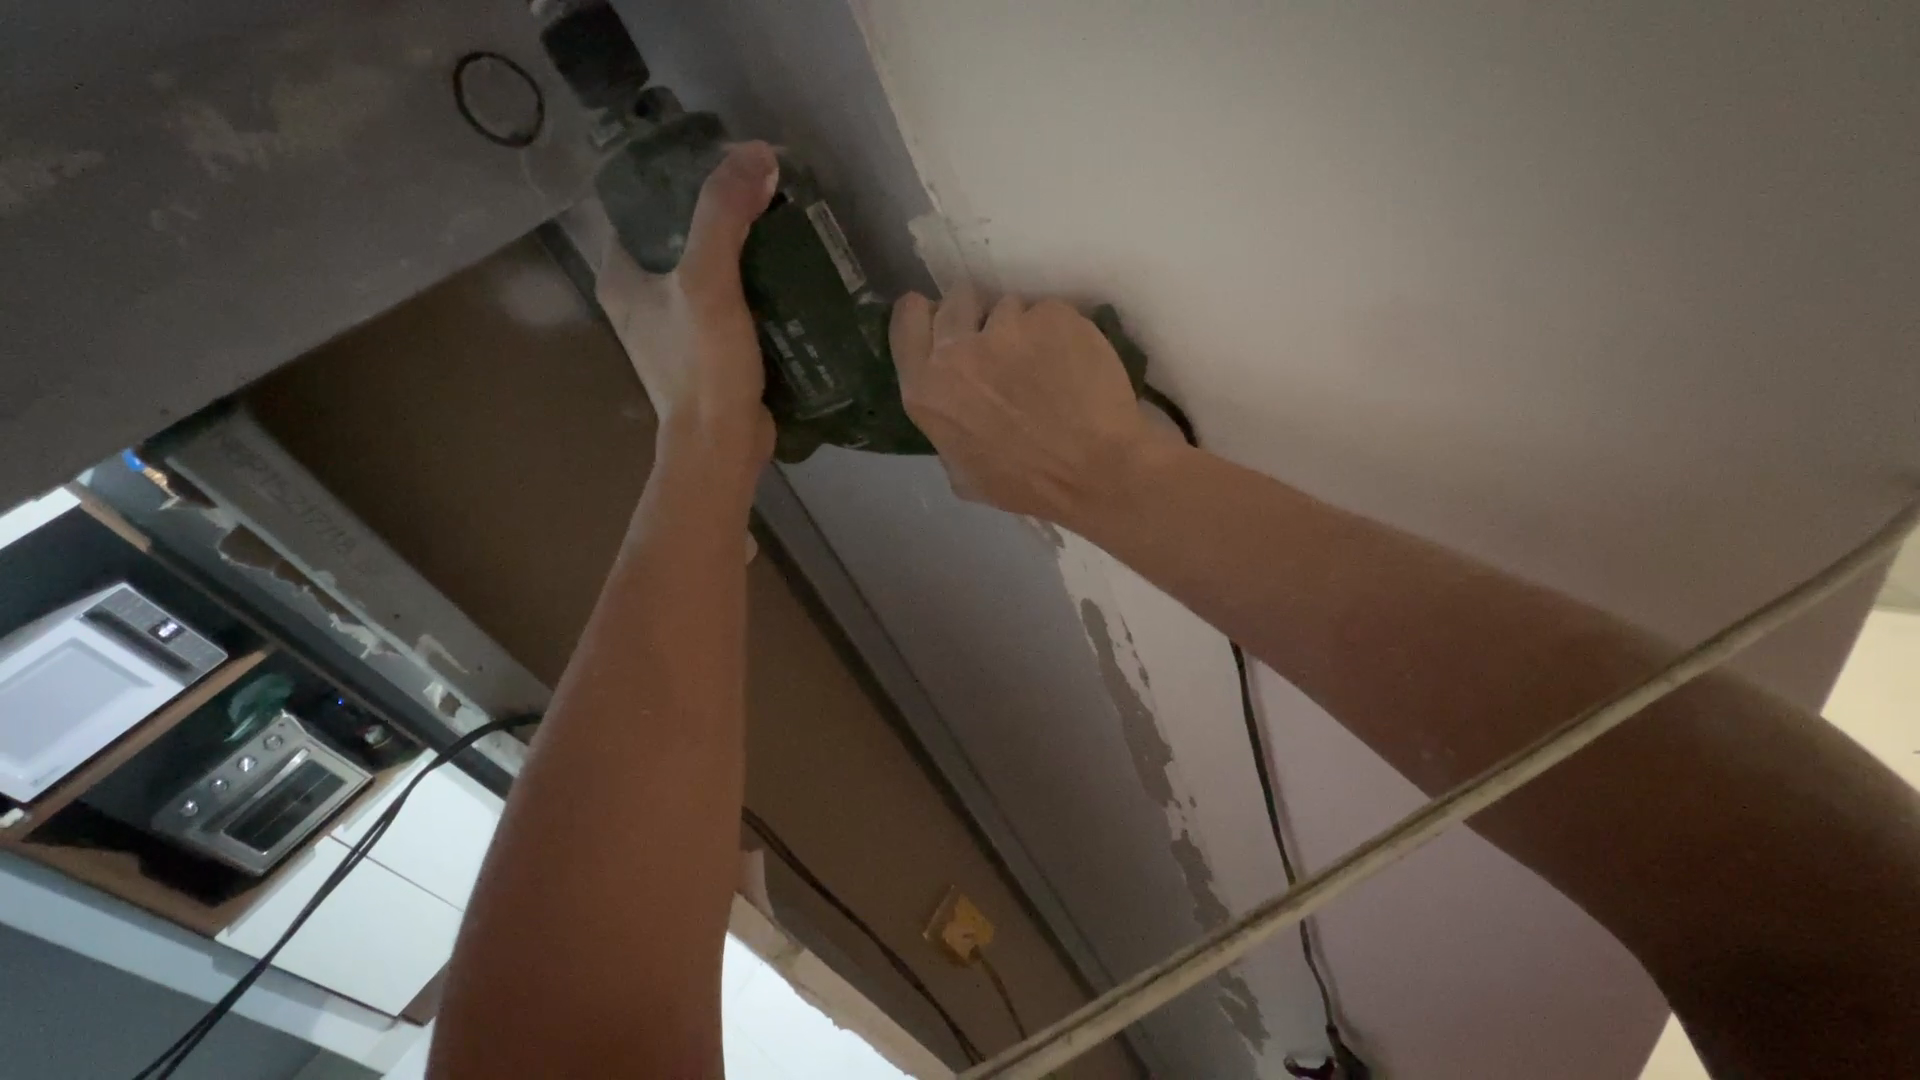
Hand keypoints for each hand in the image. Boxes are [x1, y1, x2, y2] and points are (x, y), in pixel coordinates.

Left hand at [596, 142, 778, 472]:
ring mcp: (676, 329)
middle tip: (763, 190)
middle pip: (678, 234)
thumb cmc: (703, 365)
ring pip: (708, 270)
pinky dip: (754, 286)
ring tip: (781, 223)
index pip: (639, 203)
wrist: (723, 446)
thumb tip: (759, 154)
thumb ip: (725, 215)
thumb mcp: (709, 281)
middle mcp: (641, 299)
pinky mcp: (710, 352)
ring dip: (741, 250)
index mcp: (620, 275)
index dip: (678, 177)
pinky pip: (731, 302)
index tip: (724, 162)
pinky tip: (786, 273)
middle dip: (718, 213)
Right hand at [890, 289, 1167, 523]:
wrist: (1097, 471)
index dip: (927, 315)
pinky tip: (1075, 367)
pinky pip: (1050, 313)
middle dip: (977, 317)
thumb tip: (951, 407)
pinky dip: (1061, 334)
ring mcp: (1006, 328)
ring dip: (1023, 331)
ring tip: (1048, 368)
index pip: (908, 319)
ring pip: (1009, 308)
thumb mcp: (963, 474)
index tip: (946, 324)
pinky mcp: (1051, 316)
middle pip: (957, 301)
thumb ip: (946, 428)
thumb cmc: (1028, 485)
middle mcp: (958, 351)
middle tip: (1003, 348)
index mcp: (927, 391)